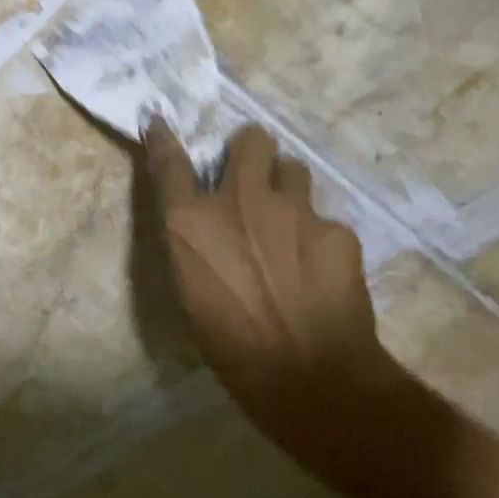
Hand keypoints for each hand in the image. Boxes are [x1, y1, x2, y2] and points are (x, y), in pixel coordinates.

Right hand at [143, 122, 412, 459]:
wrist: (309, 375)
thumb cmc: (229, 343)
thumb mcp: (188, 287)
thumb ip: (193, 242)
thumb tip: (203, 226)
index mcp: (189, 221)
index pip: (168, 162)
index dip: (163, 138)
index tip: (161, 122)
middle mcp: (238, 201)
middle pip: (251, 142)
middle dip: (252, 150)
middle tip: (253, 174)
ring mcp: (293, 211)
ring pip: (295, 171)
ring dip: (287, 187)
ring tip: (289, 221)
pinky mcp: (337, 230)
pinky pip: (325, 220)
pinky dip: (319, 238)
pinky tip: (320, 270)